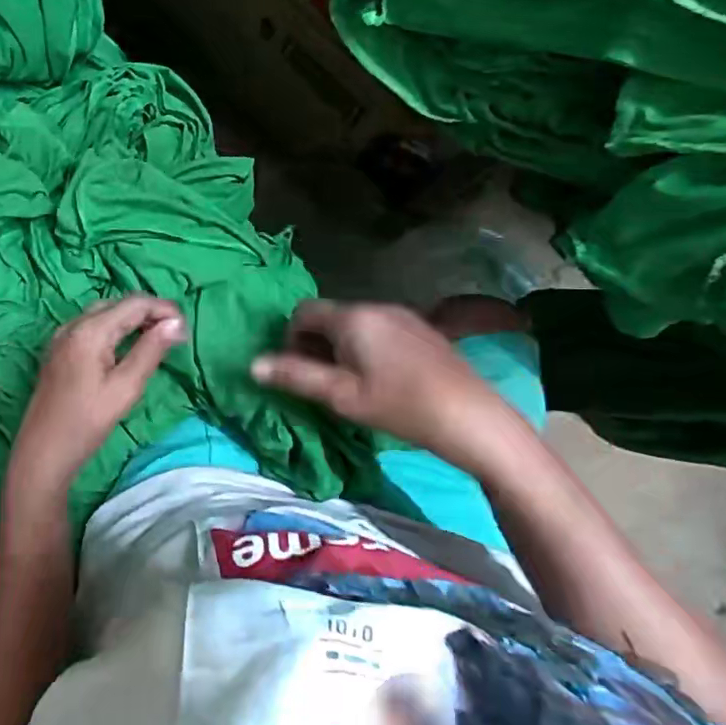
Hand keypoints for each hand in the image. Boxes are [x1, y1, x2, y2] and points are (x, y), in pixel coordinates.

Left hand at [9, 296, 188, 492]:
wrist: (42, 452)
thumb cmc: (87, 423)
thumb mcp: (126, 387)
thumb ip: (151, 350)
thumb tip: (176, 323)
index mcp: (90, 331)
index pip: (135, 304)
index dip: (164, 309)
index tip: (185, 329)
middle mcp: (73, 324)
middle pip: (119, 303)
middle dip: (149, 312)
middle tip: (175, 334)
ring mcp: (62, 335)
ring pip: (105, 312)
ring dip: (133, 318)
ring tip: (157, 337)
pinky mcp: (58, 349)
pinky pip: (92, 325)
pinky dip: (115, 327)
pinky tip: (128, 345)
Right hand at [250, 300, 529, 472]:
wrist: (472, 418)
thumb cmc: (400, 407)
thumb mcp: (341, 397)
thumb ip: (296, 376)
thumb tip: (253, 364)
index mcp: (352, 317)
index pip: (302, 311)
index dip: (290, 340)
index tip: (299, 372)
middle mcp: (376, 306)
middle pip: (329, 316)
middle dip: (315, 345)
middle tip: (323, 384)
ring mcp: (403, 315)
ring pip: (355, 324)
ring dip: (341, 347)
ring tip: (352, 386)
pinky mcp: (423, 329)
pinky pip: (380, 330)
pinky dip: (367, 348)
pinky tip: (383, 381)